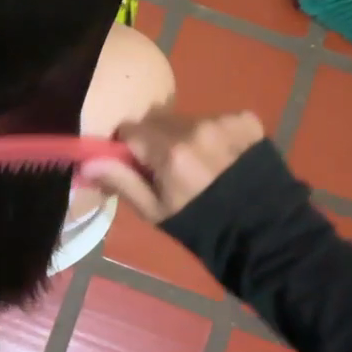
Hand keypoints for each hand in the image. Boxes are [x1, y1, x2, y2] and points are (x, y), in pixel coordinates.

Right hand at [80, 108, 264, 222]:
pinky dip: (213, 133)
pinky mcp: (246, 120)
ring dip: (184, 135)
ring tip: (201, 164)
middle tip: (167, 166)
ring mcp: (224, 121)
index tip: (135, 163)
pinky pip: (215, 119)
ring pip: (186, 118)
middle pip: (157, 119)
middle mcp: (195, 127)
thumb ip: (121, 181)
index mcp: (170, 151)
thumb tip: (86, 164)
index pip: (130, 129)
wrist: (265, 232)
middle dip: (155, 138)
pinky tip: (224, 158)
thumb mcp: (155, 211)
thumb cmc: (202, 226)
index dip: (128, 145)